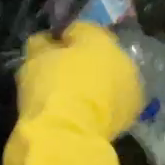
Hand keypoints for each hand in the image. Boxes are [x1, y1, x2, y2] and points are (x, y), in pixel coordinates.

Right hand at [15, 20, 144, 140]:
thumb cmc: (48, 90)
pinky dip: (98, 106)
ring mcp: (131, 87)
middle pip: (99, 54)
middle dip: (82, 61)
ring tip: (70, 99)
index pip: (78, 29)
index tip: (43, 52)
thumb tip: (45, 40)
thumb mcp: (33, 61)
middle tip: (57, 76)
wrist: (65, 135)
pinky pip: (110, 103)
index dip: (59, 38)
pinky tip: (80, 115)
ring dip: (94, 84)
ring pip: (108, 79)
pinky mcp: (130, 115)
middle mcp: (123, 57)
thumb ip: (40, 45)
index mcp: (99, 38)